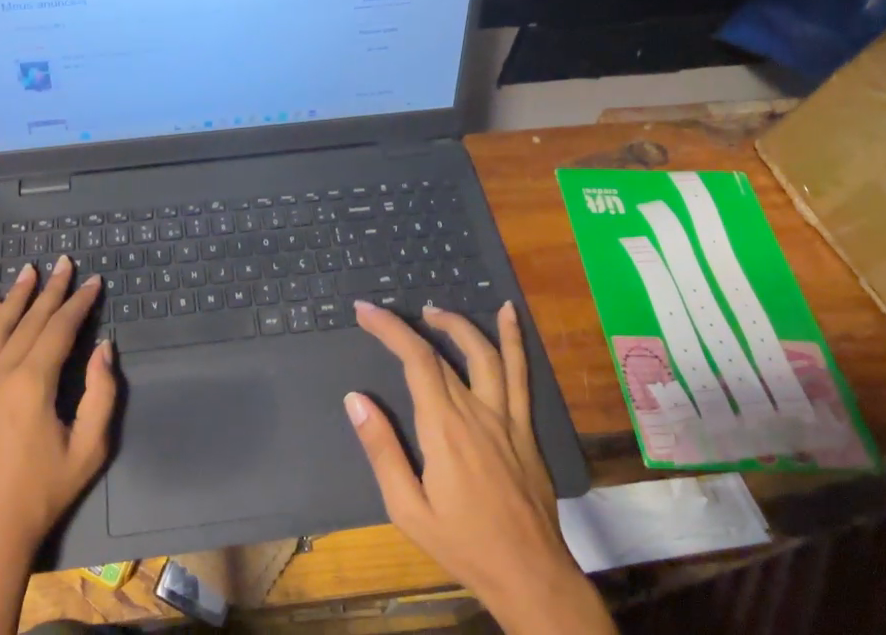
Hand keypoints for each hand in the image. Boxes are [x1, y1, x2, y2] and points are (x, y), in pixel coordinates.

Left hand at [0, 257, 114, 634]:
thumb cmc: (40, 496)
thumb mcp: (88, 450)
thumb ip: (101, 394)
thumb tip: (104, 348)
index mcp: (31, 385)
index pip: (59, 330)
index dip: (78, 303)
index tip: (93, 280)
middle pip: (28, 322)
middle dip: (50, 290)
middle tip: (65, 261)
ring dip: (17, 297)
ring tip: (30, 270)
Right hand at [345, 300, 615, 634]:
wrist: (529, 574)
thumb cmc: (462, 545)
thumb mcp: (407, 509)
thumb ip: (382, 450)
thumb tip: (356, 399)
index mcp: (444, 429)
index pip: (416, 360)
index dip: (390, 328)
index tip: (365, 310)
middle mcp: (477, 412)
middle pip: (443, 353)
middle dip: (409, 326)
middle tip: (383, 313)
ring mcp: (507, 418)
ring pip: (486, 354)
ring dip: (459, 325)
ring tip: (435, 311)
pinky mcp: (526, 429)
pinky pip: (522, 375)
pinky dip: (514, 340)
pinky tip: (508, 314)